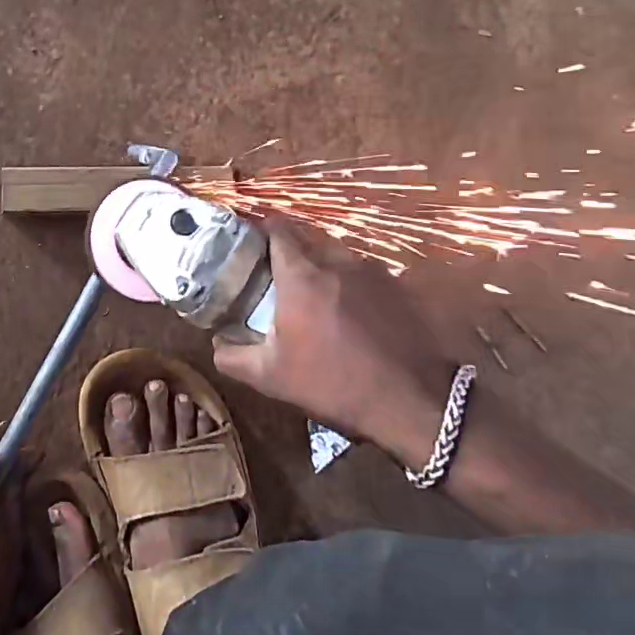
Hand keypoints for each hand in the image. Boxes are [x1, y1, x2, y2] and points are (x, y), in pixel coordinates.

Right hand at [212, 219, 453, 463]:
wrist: (417, 405)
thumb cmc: (335, 384)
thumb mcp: (271, 377)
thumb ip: (232, 356)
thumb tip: (216, 342)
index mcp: (301, 275)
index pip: (276, 229)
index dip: (260, 229)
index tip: (249, 242)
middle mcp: (336, 261)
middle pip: (306, 239)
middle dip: (289, 250)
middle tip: (277, 275)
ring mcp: (373, 272)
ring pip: (337, 256)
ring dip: (322, 268)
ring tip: (316, 297)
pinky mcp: (399, 288)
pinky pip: (364, 274)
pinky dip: (351, 285)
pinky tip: (352, 315)